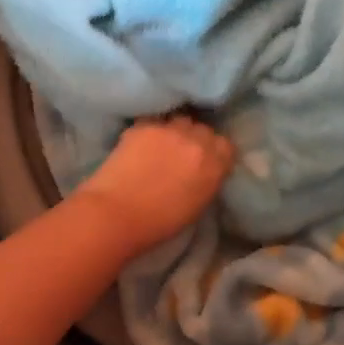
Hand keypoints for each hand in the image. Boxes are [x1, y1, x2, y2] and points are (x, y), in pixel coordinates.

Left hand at [71, 114, 234, 250]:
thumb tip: (204, 171)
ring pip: (180, 121)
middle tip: (183, 154)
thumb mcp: (197, 205)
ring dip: (176, 131)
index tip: (207, 162)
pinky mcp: (144, 125)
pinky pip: (155, 122)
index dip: (216, 153)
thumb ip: (207, 181)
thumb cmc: (159, 223)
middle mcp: (197, 141)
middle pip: (203, 129)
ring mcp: (170, 130)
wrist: (116, 214)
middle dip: (196, 139)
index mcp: (215, 165)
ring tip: (163, 145)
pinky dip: (151, 131)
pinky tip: (141, 144)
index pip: (226, 146)